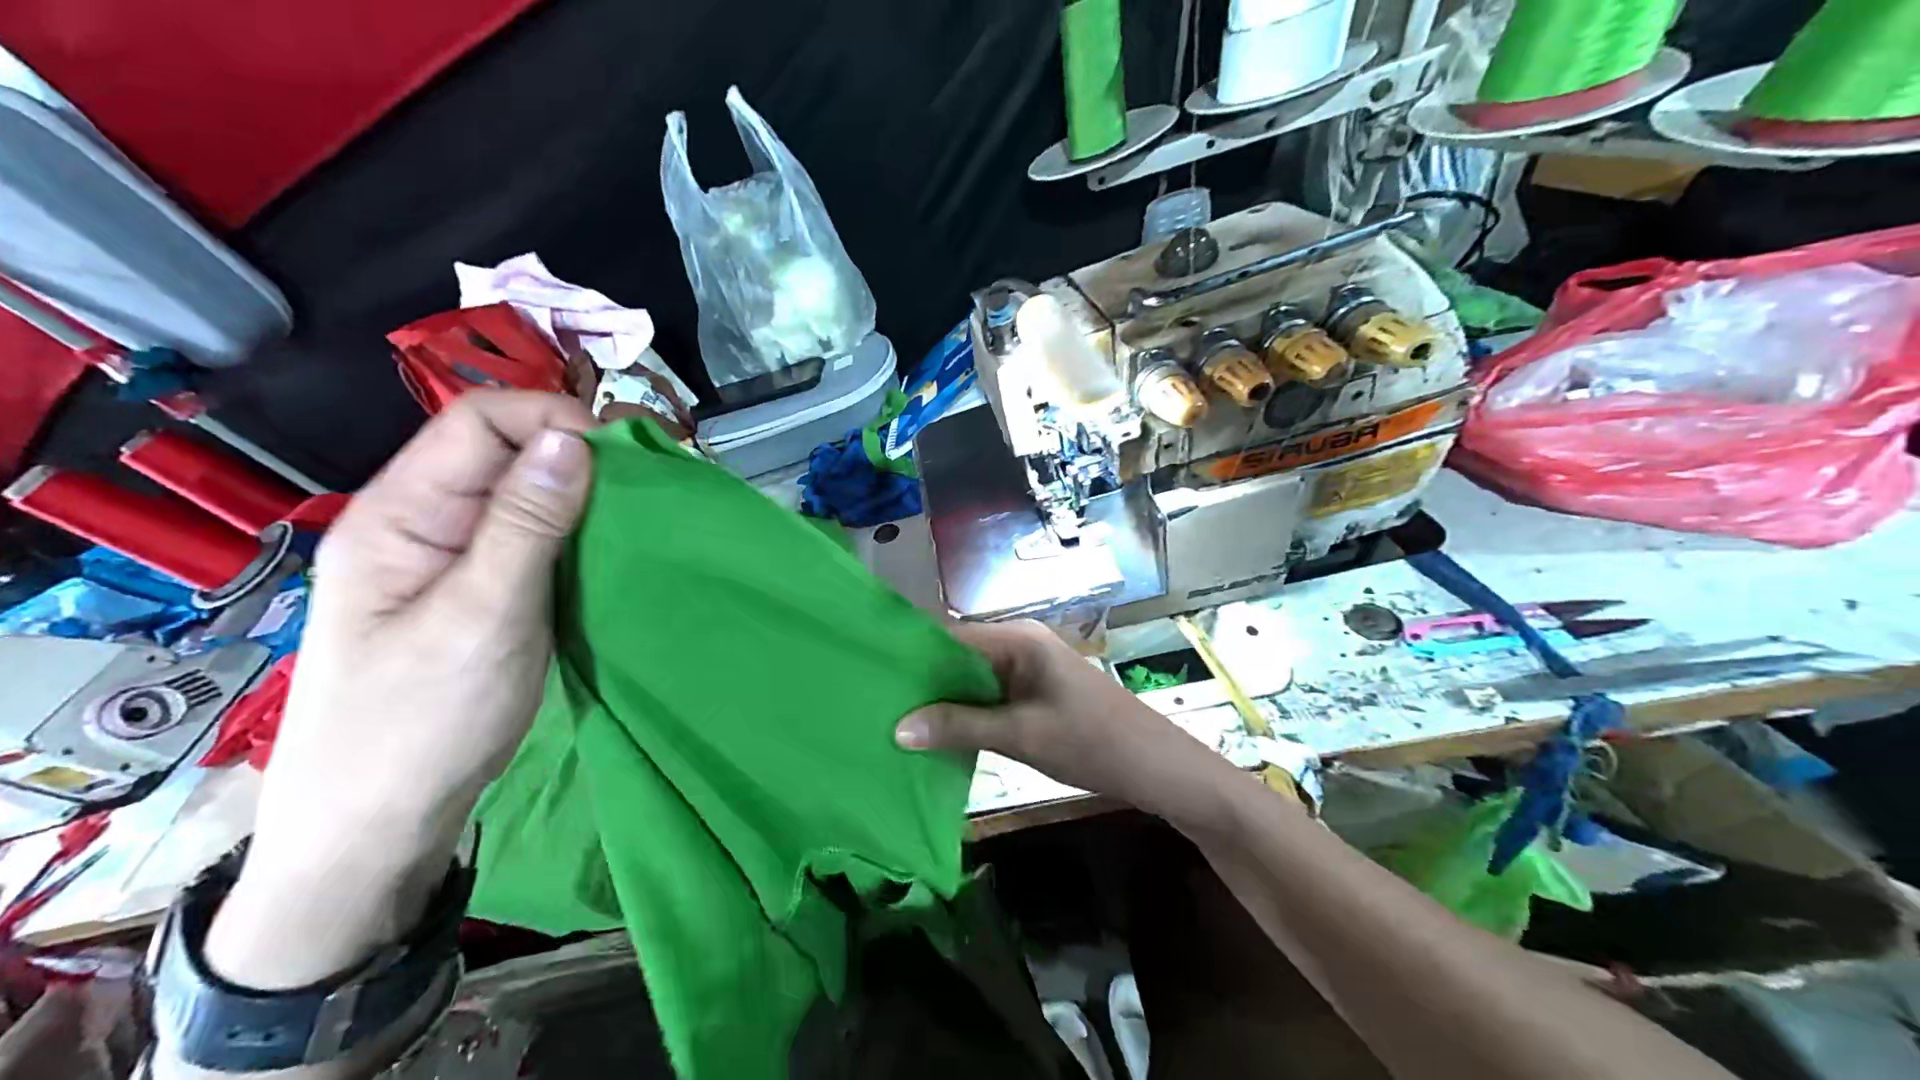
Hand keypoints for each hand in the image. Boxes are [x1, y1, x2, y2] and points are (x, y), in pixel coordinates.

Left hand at [205, 390, 592, 988]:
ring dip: (586, 497)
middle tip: (653, 482)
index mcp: (401, 513)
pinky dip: (581, 535)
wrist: (380, 825)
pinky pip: (537, 541)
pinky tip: (617, 550)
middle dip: (581, 454)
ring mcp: (456, 559)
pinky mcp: (486, 592)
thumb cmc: (419, 722)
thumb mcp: (482, 617)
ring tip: (646, 514)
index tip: (625, 456)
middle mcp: (427, 522)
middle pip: (506, 452)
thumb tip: (573, 437)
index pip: (480, 422)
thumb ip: (526, 524)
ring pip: (528, 497)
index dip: (554, 419)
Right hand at [894, 621, 1249, 828]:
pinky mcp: (1035, 691)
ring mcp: (1029, 668)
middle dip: (921, 677)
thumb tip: (898, 728)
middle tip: (873, 699)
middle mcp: (1021, 643)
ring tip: (894, 716)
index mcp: (1018, 639)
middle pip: (959, 653)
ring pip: (972, 676)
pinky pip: (989, 694)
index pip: (951, 634)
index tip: (870, 669)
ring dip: (942, 697)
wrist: (1159, 767)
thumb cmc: (1093, 742)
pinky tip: (937, 730)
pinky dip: (965, 710)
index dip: (911, 650)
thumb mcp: (1021, 736)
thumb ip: (960, 727)